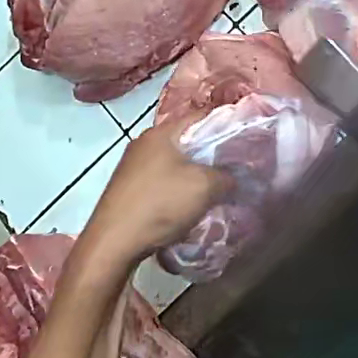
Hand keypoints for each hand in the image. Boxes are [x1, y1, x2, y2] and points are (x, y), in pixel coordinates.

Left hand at [82, 120, 230, 266]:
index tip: (243, 138)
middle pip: (185, 140)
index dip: (224, 123)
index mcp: (161, 132)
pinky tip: (186, 206)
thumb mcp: (204, 187)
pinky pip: (160, 180)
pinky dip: (176, 188)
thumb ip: (225, 175)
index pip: (199, 116)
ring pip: (173, 162)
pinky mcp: (127, 187)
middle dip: (209, 153)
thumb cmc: (160, 204)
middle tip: (232, 168)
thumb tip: (233, 176)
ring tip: (213, 190)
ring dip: (192, 174)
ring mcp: (132, 165)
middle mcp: (144, 142)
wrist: (114, 241)